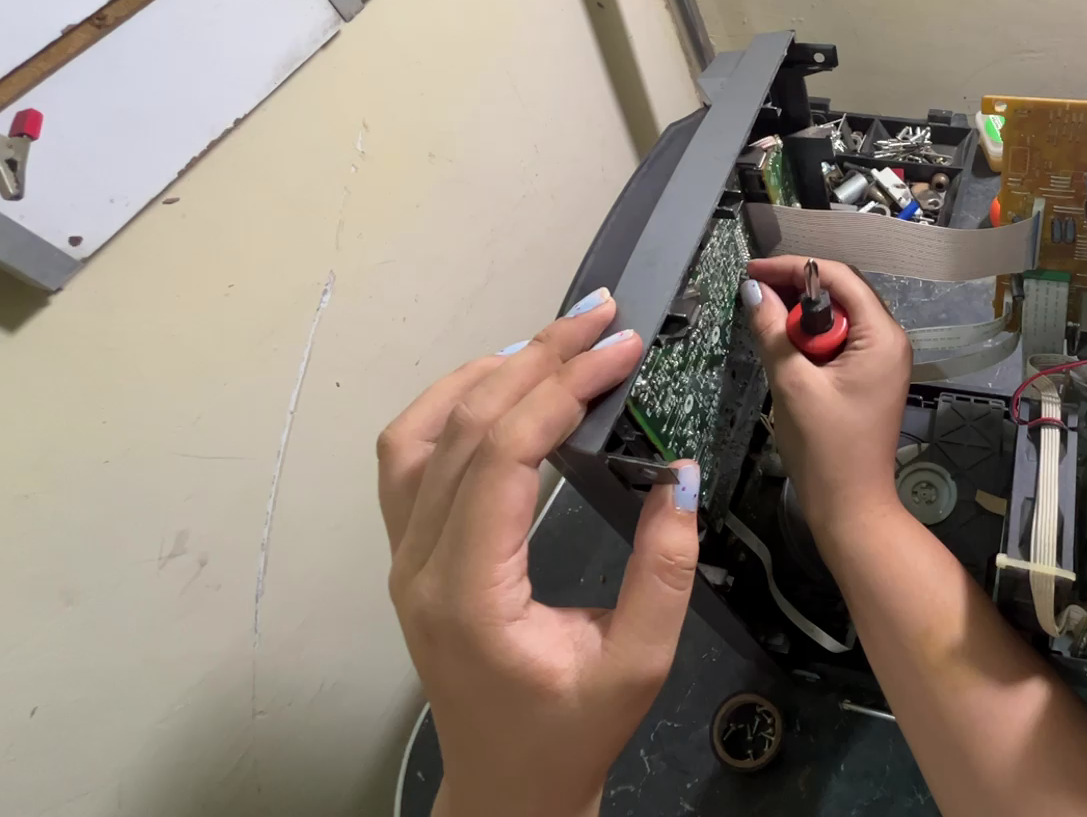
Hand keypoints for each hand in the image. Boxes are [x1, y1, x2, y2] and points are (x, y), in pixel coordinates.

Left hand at [377, 289, 700, 816]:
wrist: (506, 786)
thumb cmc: (573, 730)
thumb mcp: (640, 660)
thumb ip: (664, 567)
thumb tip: (681, 472)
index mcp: (469, 588)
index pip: (507, 454)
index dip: (567, 388)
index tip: (626, 349)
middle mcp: (419, 560)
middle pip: (467, 425)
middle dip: (540, 358)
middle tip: (603, 317)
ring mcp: (405, 553)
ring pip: (424, 430)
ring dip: (491, 370)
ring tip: (557, 337)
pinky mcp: (412, 550)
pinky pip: (411, 454)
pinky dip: (454, 401)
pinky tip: (501, 380)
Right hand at [742, 257, 910, 529]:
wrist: (850, 507)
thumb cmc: (825, 448)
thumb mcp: (792, 384)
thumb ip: (772, 331)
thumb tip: (752, 290)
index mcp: (881, 336)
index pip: (839, 278)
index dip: (795, 268)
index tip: (753, 271)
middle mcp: (889, 340)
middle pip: (841, 294)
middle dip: (796, 289)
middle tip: (753, 291)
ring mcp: (882, 360)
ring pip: (838, 318)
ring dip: (800, 315)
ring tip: (761, 312)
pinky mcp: (869, 377)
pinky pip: (839, 342)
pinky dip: (810, 338)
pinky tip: (783, 341)